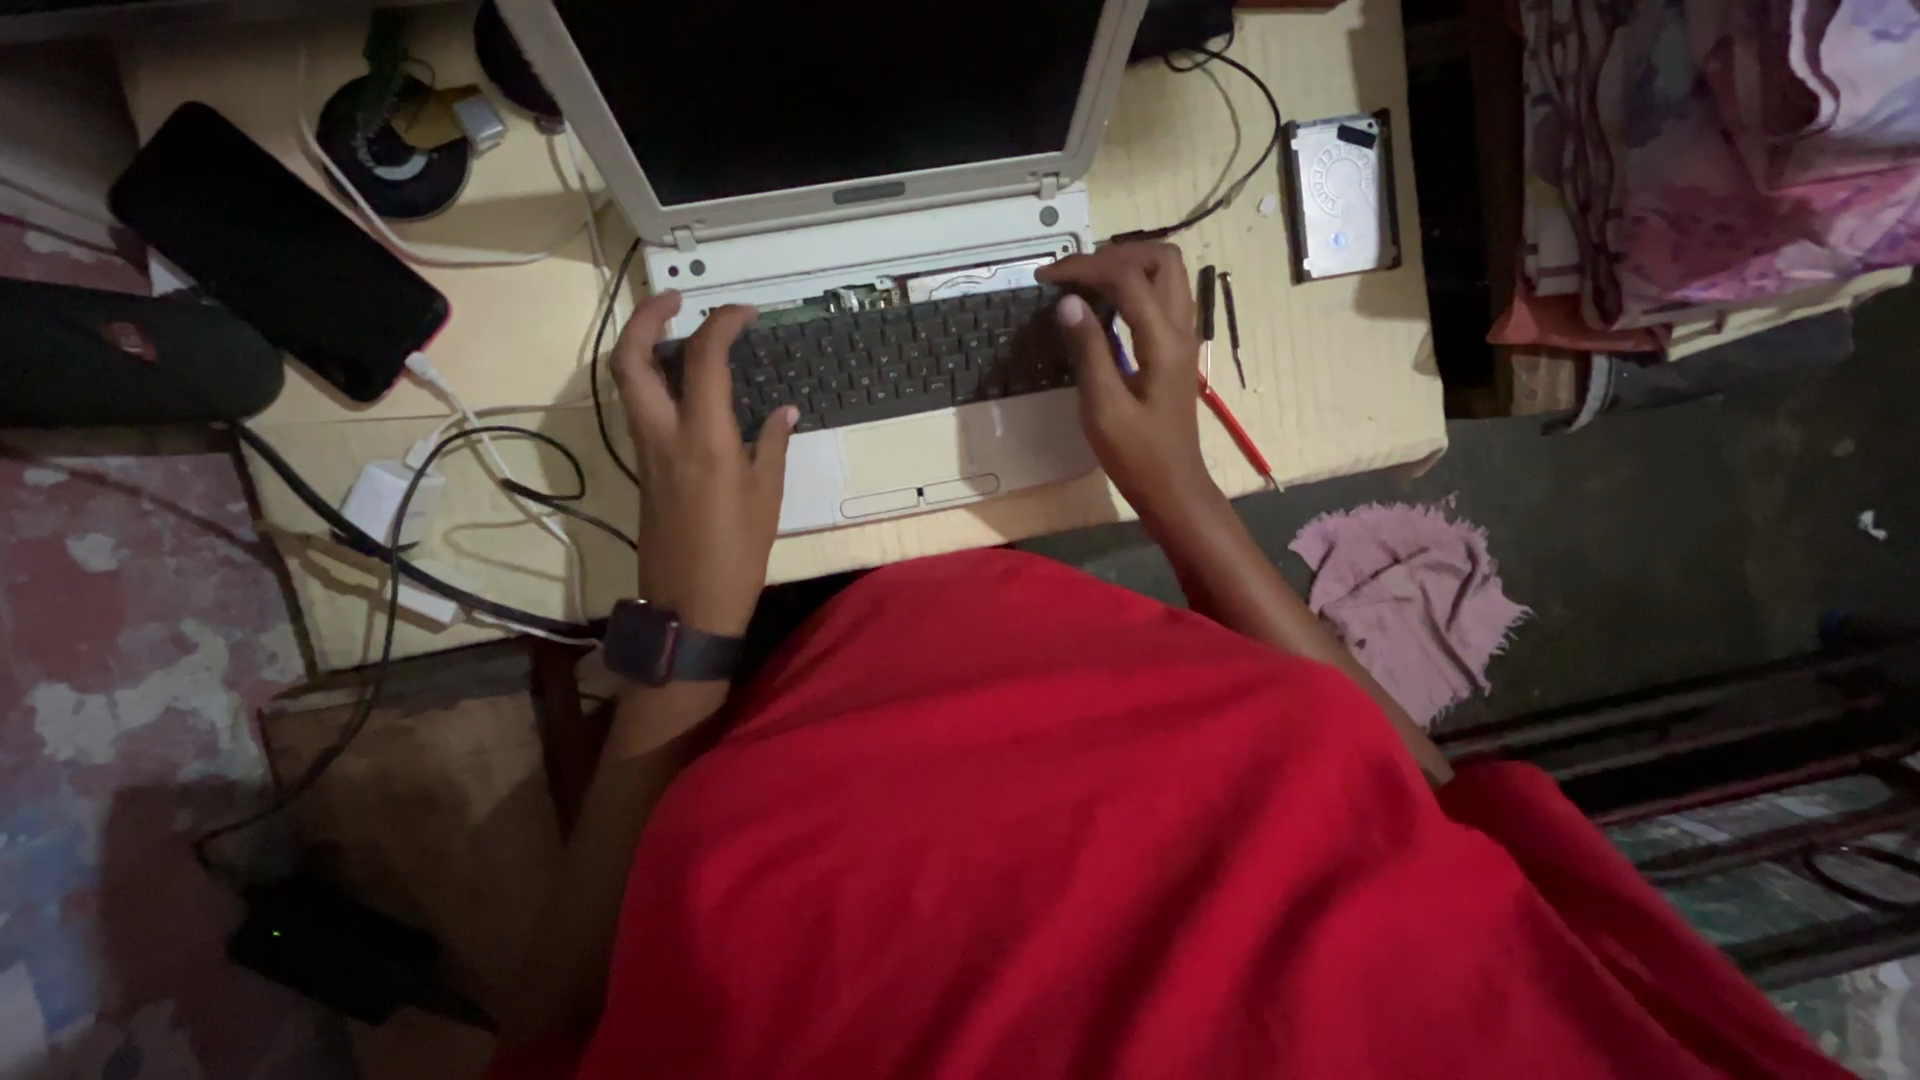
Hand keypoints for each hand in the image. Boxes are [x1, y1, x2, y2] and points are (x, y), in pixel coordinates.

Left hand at [612, 291, 795, 637]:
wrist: (689, 603)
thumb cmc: (737, 553)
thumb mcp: (767, 496)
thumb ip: (772, 444)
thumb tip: (782, 410)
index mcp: (704, 439)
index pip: (703, 360)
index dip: (722, 324)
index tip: (745, 313)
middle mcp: (664, 435)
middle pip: (630, 359)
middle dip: (646, 317)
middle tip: (676, 301)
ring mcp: (645, 451)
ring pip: (626, 382)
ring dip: (642, 346)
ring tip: (678, 334)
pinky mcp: (643, 467)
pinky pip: (638, 408)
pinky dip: (652, 381)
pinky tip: (685, 386)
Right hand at [1037, 243, 1220, 521]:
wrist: (1172, 486)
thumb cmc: (1136, 455)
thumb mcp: (1103, 408)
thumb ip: (1088, 351)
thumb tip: (1068, 302)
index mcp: (1163, 342)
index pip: (1127, 278)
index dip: (1084, 268)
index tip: (1047, 278)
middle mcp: (1181, 329)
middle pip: (1161, 259)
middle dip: (1115, 254)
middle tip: (1074, 274)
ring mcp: (1183, 337)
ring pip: (1167, 274)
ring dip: (1128, 266)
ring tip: (1086, 283)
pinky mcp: (1176, 348)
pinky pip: (1163, 296)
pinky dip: (1134, 287)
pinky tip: (1103, 307)